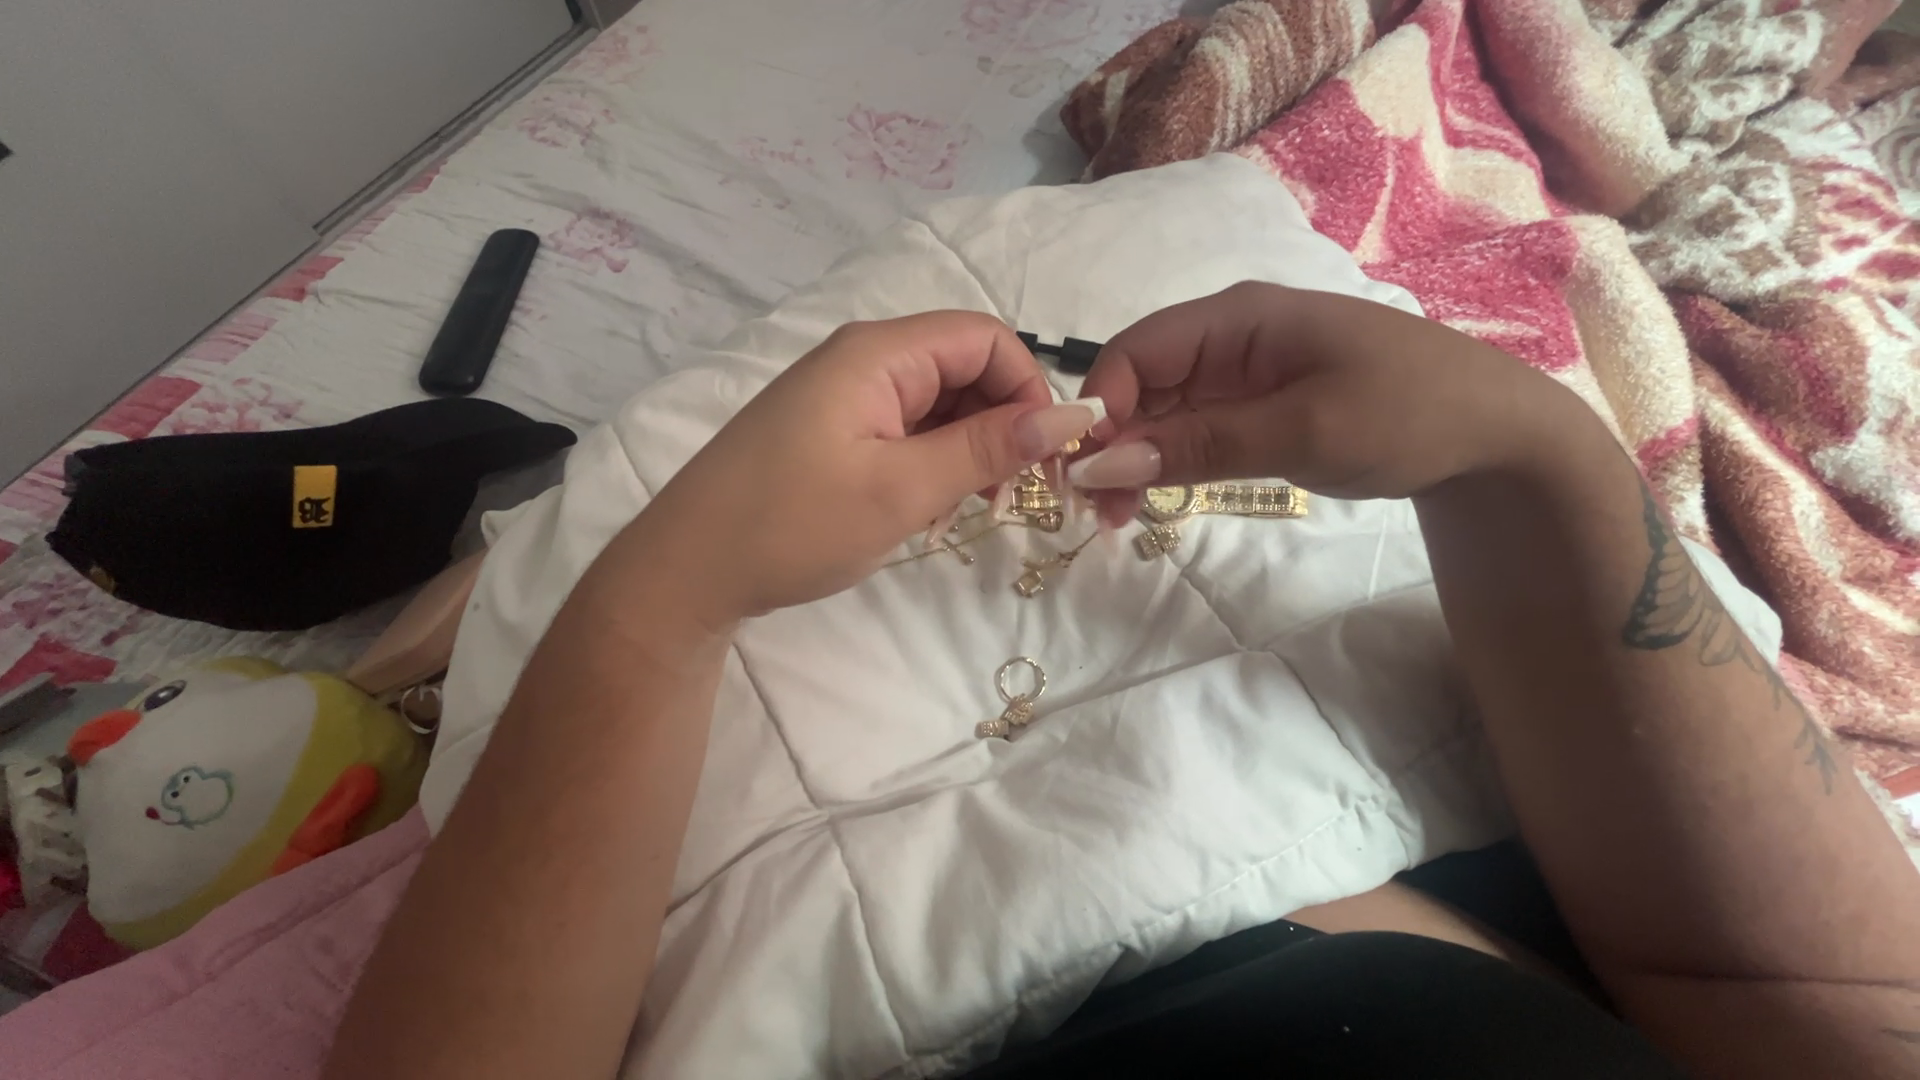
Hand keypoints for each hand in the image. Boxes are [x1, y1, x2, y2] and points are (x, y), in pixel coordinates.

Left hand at [631, 311, 1101, 622]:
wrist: (689, 570)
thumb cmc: (793, 525)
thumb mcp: (902, 489)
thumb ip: (988, 448)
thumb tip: (1071, 417)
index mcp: (878, 353)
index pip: (985, 339)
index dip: (1027, 389)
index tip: (1043, 458)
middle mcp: (863, 360)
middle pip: (963, 369)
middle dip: (999, 425)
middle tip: (1003, 496)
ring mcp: (844, 396)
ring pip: (938, 404)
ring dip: (967, 450)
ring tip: (961, 508)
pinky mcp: (834, 431)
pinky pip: (906, 430)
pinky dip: (931, 464)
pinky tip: (925, 508)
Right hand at [1070, 282, 1586, 524]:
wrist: (1494, 436)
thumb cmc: (1407, 413)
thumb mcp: (1302, 430)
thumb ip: (1200, 446)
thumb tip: (1102, 465)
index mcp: (1237, 318)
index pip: (1134, 351)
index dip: (1099, 407)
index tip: (1087, 473)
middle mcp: (1227, 340)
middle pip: (1138, 383)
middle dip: (1109, 442)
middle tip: (1099, 511)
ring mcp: (1239, 376)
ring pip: (1156, 412)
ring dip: (1130, 460)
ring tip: (1119, 517)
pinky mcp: (1252, 410)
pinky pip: (1187, 432)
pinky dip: (1162, 466)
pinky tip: (1151, 500)